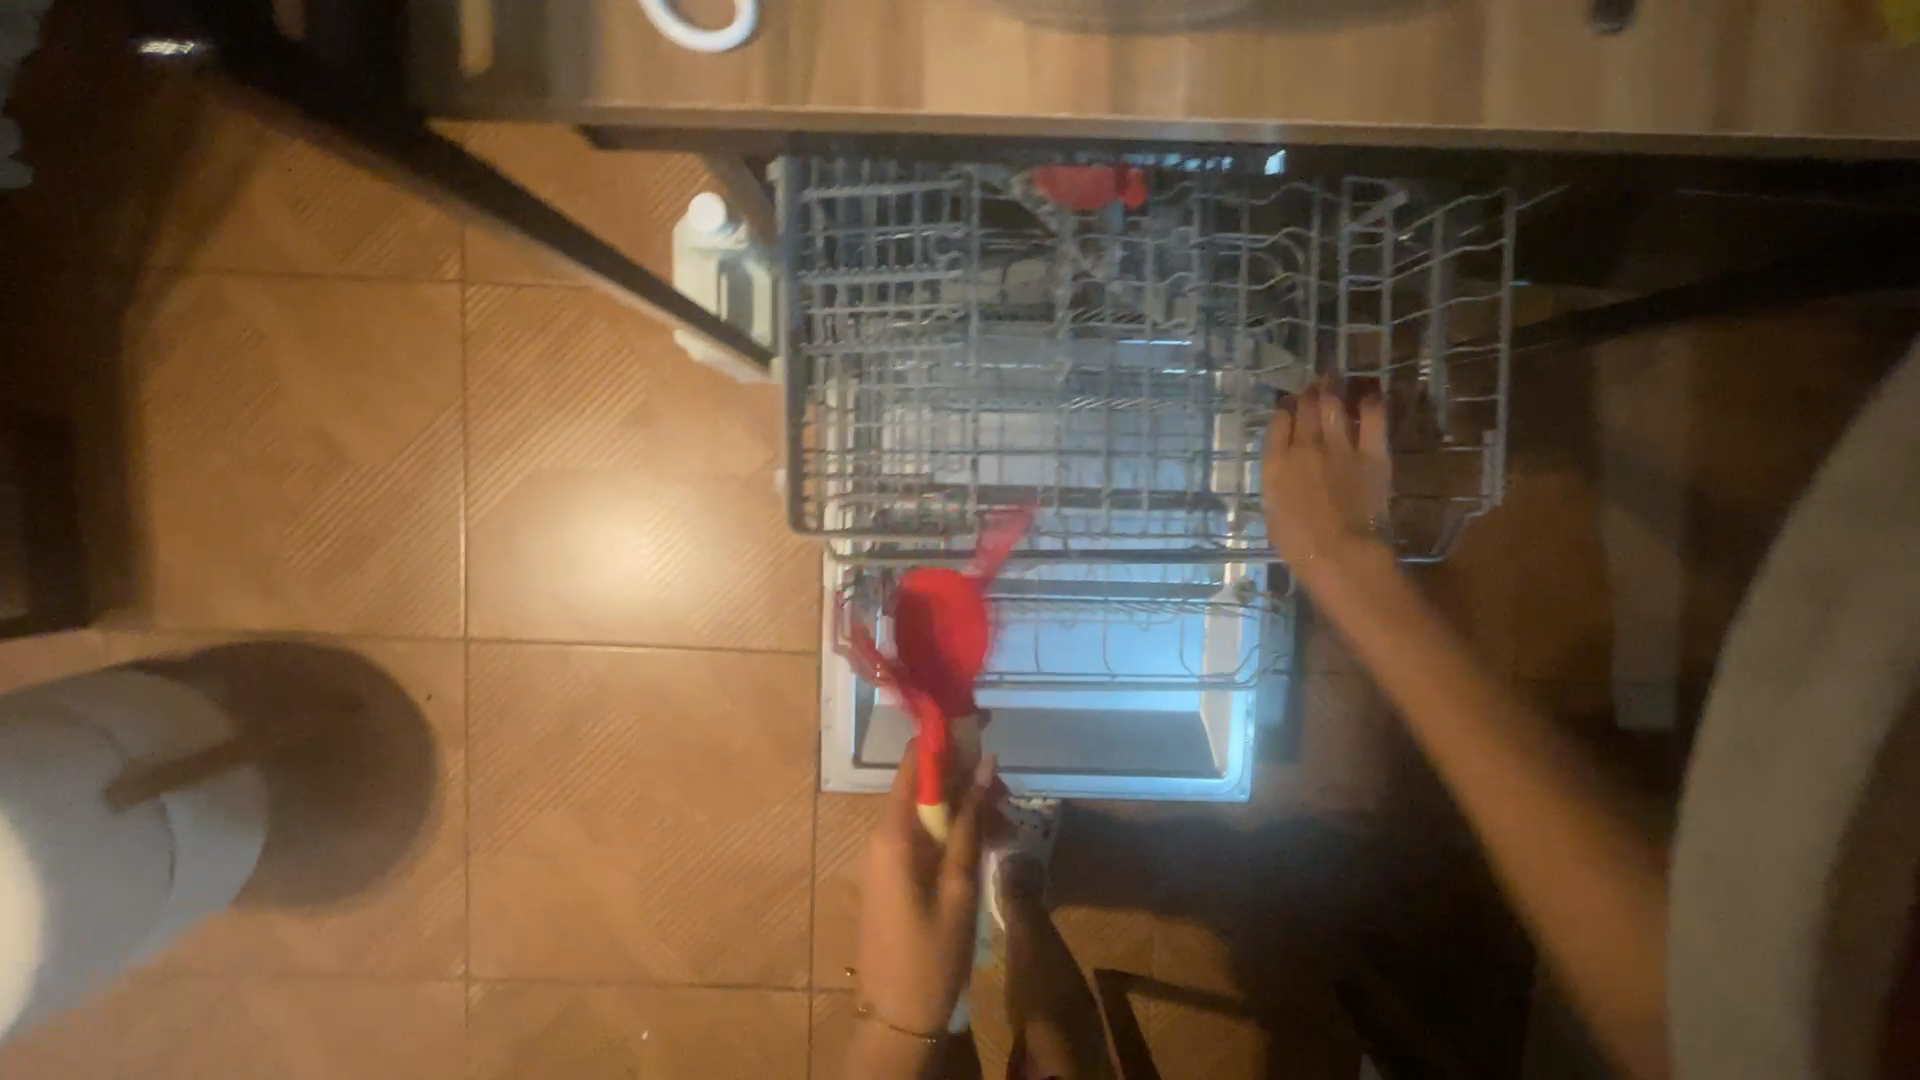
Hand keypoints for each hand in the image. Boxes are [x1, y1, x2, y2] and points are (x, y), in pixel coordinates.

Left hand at [854, 744, 998, 1035]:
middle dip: (968, 779)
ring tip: (1008, 826)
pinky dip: (954, 832)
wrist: (896, 1018)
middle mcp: (883, 833)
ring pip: (929, 811)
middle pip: (925, 784)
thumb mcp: (959, 885)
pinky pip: (925, 835)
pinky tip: (987, 844)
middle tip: (1010, 794)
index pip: (915, 761)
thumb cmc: (932, 953)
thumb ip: (970, 822)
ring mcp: (887, 854)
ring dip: (967, 809)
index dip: (946, 736)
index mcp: (893, 832)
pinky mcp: (894, 872)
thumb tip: (987, 763)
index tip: (982, 722)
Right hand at [1262, 380, 1390, 567]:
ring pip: (1334, 405)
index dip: (1284, 409)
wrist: (1338, 552)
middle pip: (1306, 408)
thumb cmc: (1298, 544)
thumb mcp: (1273, 511)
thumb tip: (1285, 471)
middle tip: (1314, 385)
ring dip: (1333, 389)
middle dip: (1309, 393)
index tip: (1288, 405)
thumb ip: (1278, 483)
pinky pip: (1372, 418)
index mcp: (1276, 464)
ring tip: (1334, 380)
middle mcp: (1304, 447)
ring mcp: (1338, 447)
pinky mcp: (1371, 453)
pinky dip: (1371, 403)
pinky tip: (1370, 396)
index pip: (1278, 423)